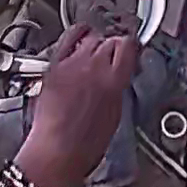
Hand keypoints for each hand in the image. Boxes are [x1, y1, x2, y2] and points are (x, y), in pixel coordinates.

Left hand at [16, 25, 137, 186]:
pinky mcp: (56, 64)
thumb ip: (117, 87)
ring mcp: (74, 63)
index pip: (128, 46)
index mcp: (113, 81)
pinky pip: (70, 36)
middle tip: (113, 56)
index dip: (131, 46)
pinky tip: (81, 33)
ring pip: (92, 37)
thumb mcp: (114, 115)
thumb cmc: (84, 146)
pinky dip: (78, 32)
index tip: (131, 48)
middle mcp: (95, 67)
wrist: (55, 154)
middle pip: (111, 40)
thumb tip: (119, 75)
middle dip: (114, 47)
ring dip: (97, 43)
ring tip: (96, 52)